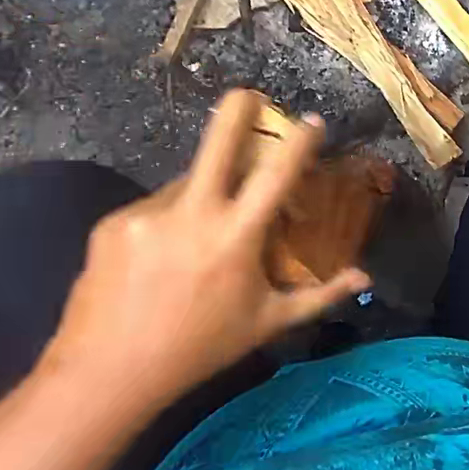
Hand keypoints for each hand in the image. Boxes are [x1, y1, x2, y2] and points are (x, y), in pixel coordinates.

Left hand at [40, 90, 369, 409]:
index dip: (298, 143)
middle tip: (248, 94)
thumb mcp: (264, 324)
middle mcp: (193, 214)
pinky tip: (156, 259)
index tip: (312, 119)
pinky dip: (163, 223)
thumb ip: (318, 296)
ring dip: (198, 198)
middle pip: (219, 142)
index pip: (276, 176)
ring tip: (190, 243)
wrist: (104, 375)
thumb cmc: (198, 349)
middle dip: (238, 109)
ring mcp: (148, 214)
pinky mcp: (115, 222)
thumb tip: (364, 277)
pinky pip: (152, 209)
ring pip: (185, 185)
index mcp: (234, 238)